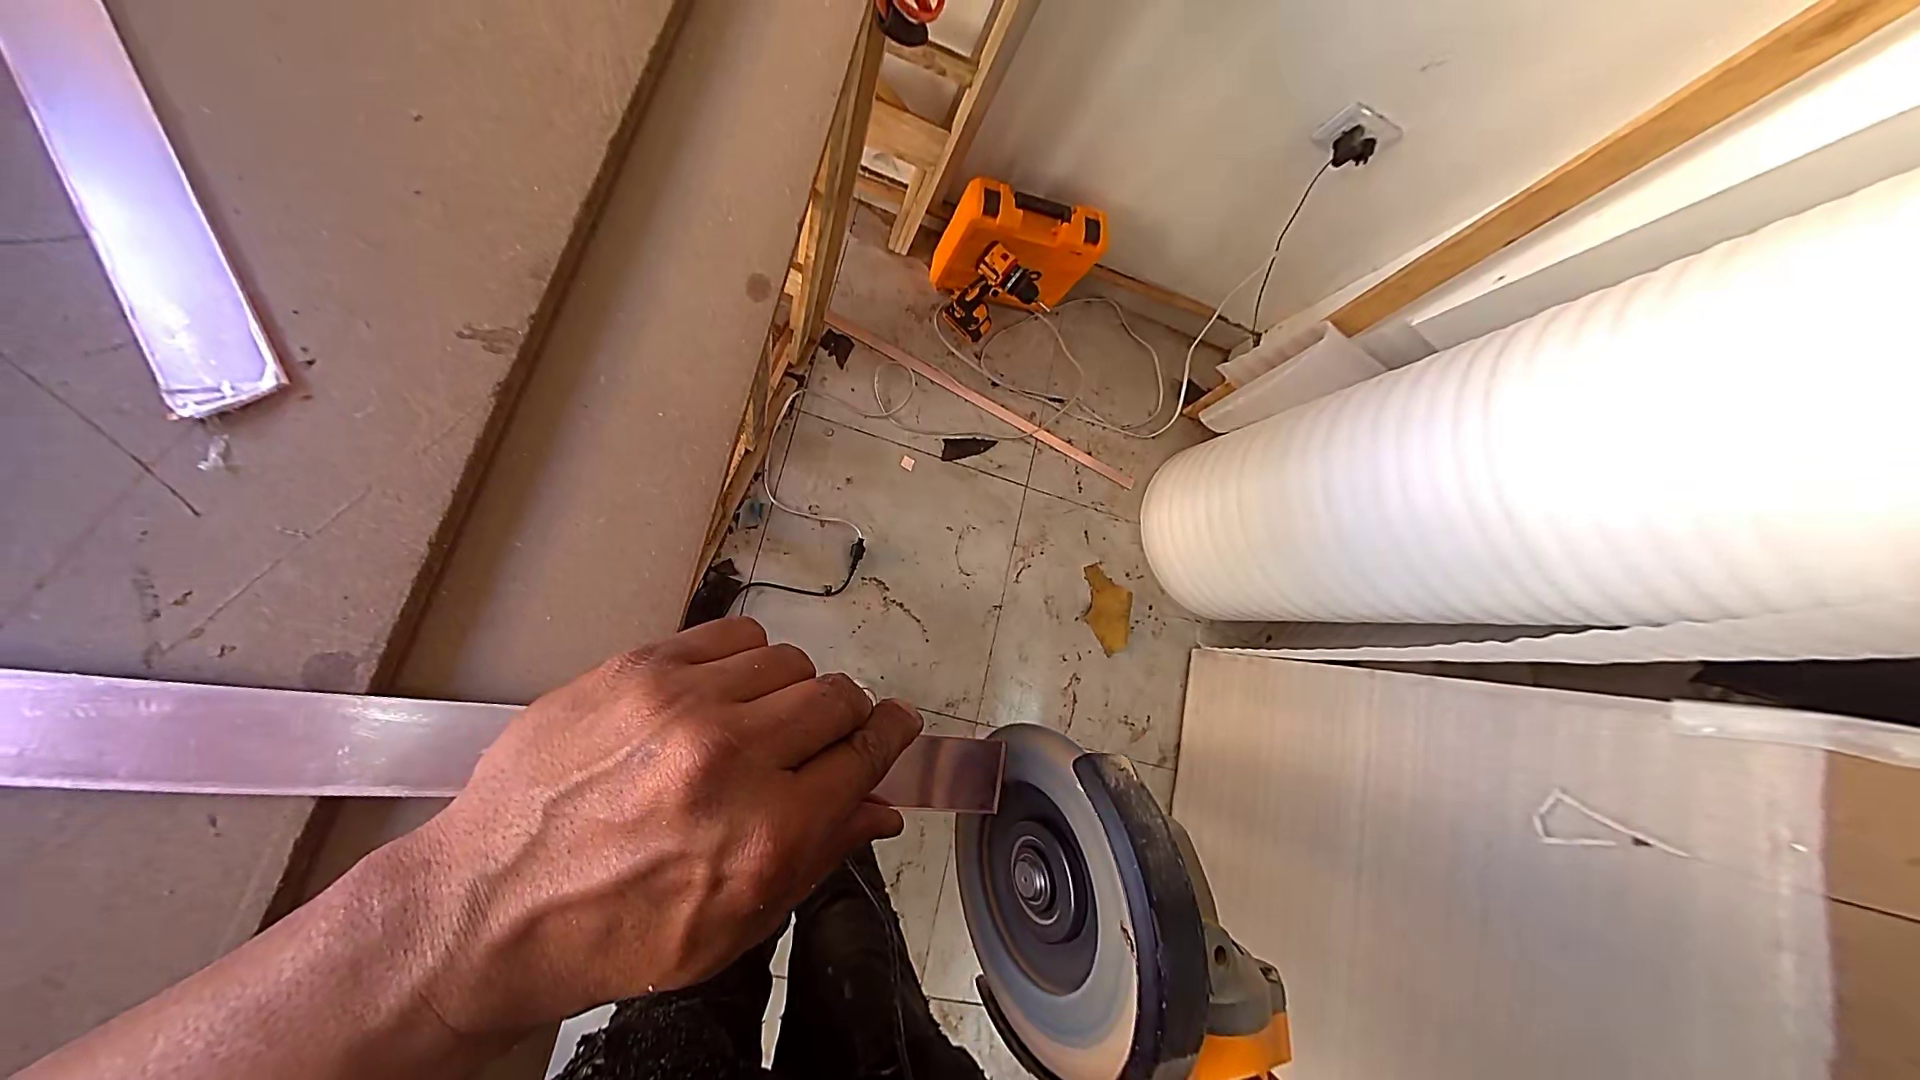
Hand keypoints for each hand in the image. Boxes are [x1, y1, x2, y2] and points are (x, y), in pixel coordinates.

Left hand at [387, 616, 921, 1035]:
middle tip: (824, 734)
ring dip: (792, 690)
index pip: (866, 755)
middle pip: (838, 698)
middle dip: (846, 716)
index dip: (892, 735)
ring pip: (791, 661)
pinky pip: (735, 634)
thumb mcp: (734, 924)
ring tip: (760, 718)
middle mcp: (733, 758)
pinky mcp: (639, 668)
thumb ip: (821, 854)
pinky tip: (724, 689)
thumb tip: (882, 806)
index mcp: (767, 833)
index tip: (898, 724)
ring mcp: (683, 703)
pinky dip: (747, 660)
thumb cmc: (614, 932)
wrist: (483, 908)